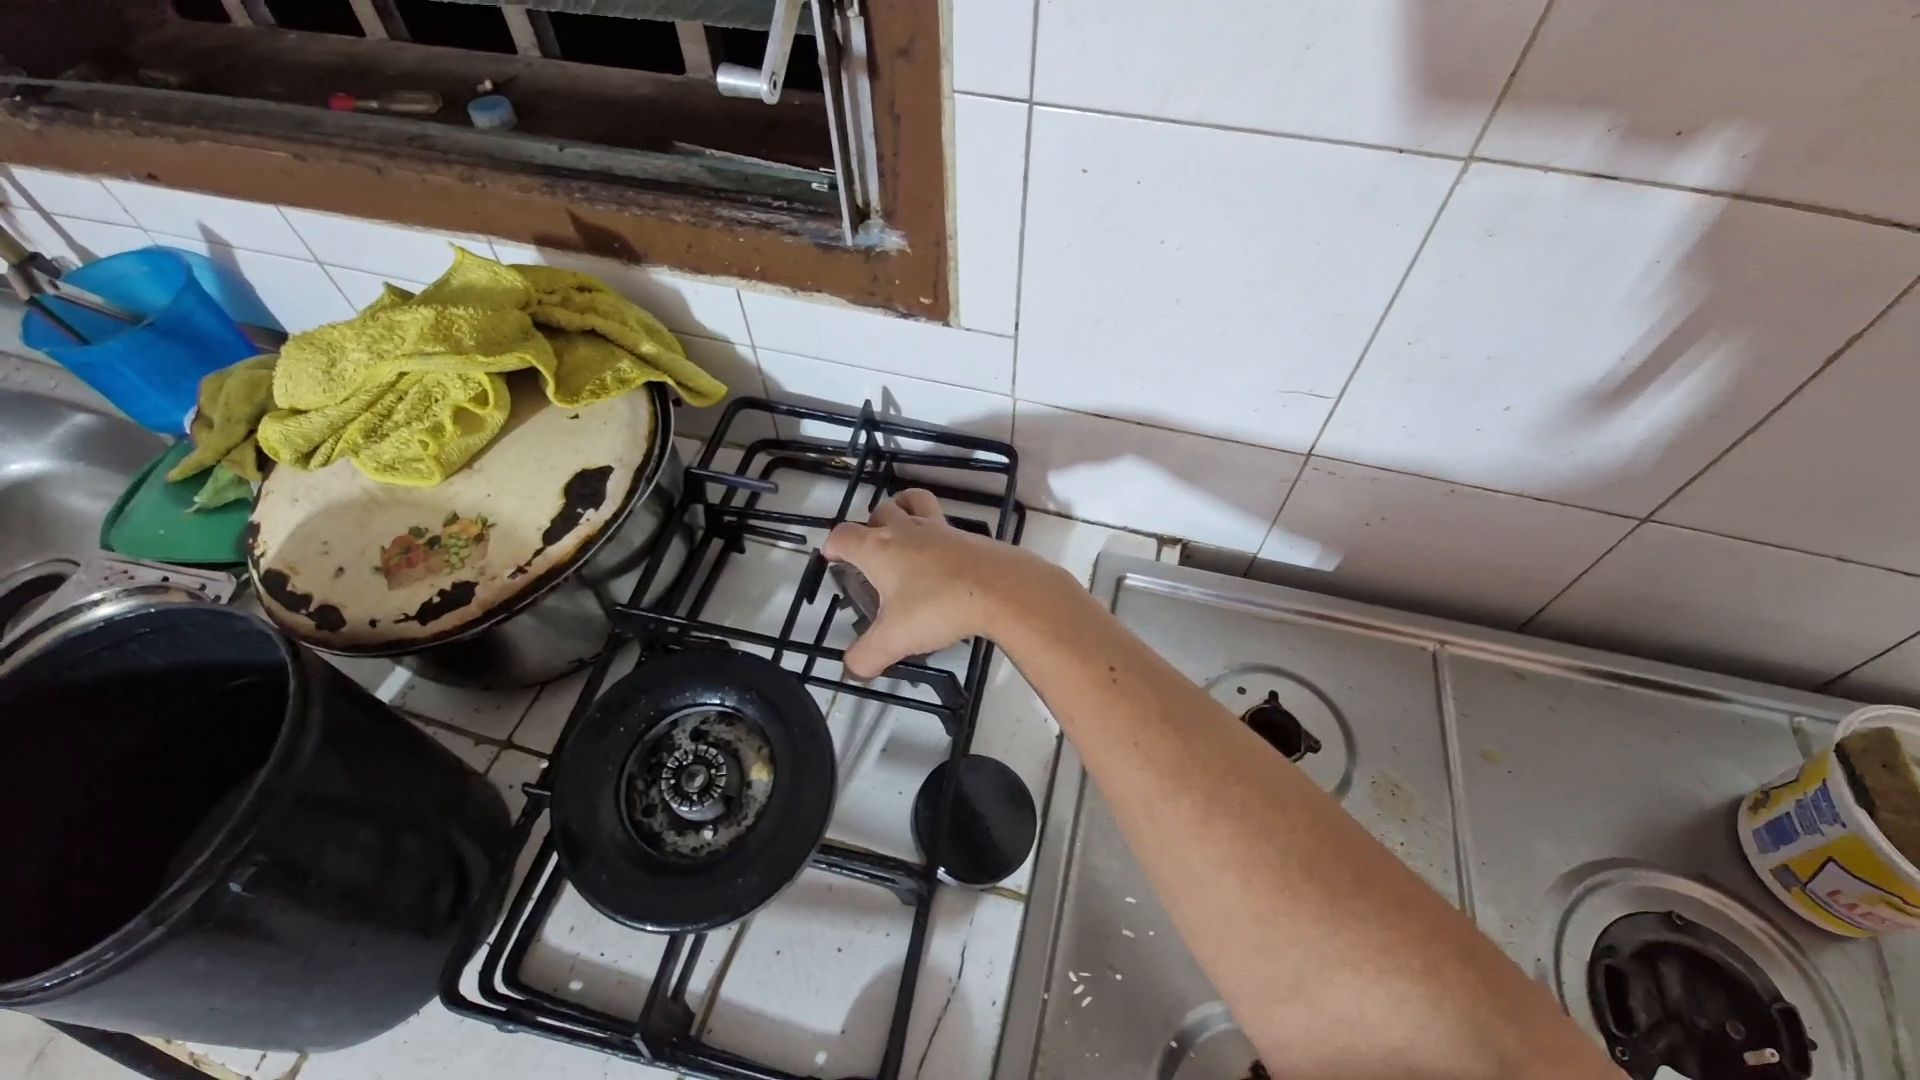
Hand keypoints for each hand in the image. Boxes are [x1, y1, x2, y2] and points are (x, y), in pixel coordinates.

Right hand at [823, 489, 1042, 677]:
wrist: (999, 588)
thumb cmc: (937, 606)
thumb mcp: (895, 639)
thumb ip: (867, 656)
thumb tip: (852, 670)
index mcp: (879, 549)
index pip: (845, 535)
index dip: (834, 544)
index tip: (832, 556)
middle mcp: (907, 531)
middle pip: (880, 510)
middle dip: (870, 524)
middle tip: (871, 549)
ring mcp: (941, 529)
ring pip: (915, 503)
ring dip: (904, 510)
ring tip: (904, 531)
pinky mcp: (969, 537)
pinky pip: (947, 526)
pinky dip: (939, 536)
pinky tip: (944, 561)